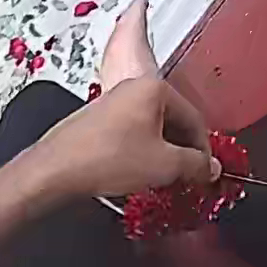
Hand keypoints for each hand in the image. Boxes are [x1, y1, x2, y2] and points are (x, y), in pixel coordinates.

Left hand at [21, 78, 220, 198]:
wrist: (55, 170)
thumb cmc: (110, 159)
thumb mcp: (165, 165)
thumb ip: (195, 164)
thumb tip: (211, 167)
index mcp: (155, 88)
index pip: (194, 118)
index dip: (204, 149)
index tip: (206, 172)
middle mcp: (134, 88)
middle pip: (174, 120)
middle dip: (184, 151)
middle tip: (188, 178)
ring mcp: (115, 101)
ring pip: (153, 127)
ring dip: (164, 153)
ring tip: (165, 179)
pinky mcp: (99, 118)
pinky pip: (133, 132)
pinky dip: (144, 151)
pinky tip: (140, 172)